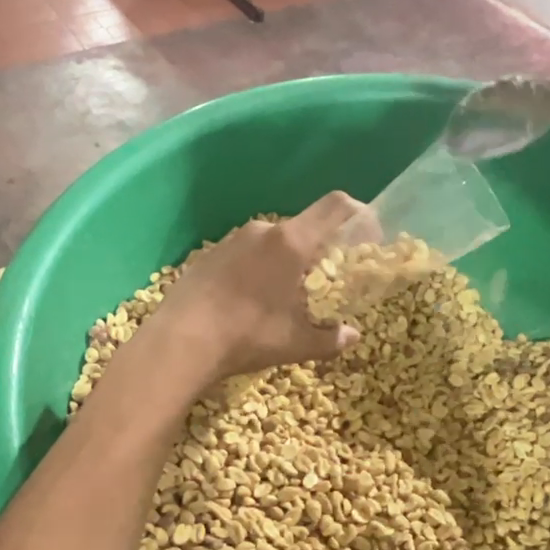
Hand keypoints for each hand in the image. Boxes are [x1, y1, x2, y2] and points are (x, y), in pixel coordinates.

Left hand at [139, 192, 364, 382]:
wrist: (180, 341)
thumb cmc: (247, 336)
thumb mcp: (295, 343)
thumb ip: (330, 338)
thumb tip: (352, 336)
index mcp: (290, 242)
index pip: (335, 207)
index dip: (359, 214)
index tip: (368, 237)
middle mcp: (261, 231)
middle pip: (302, 228)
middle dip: (319, 251)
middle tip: (324, 282)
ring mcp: (230, 240)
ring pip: (271, 243)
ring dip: (284, 262)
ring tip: (284, 296)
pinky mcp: (207, 254)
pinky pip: (244, 254)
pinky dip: (256, 270)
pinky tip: (249, 301)